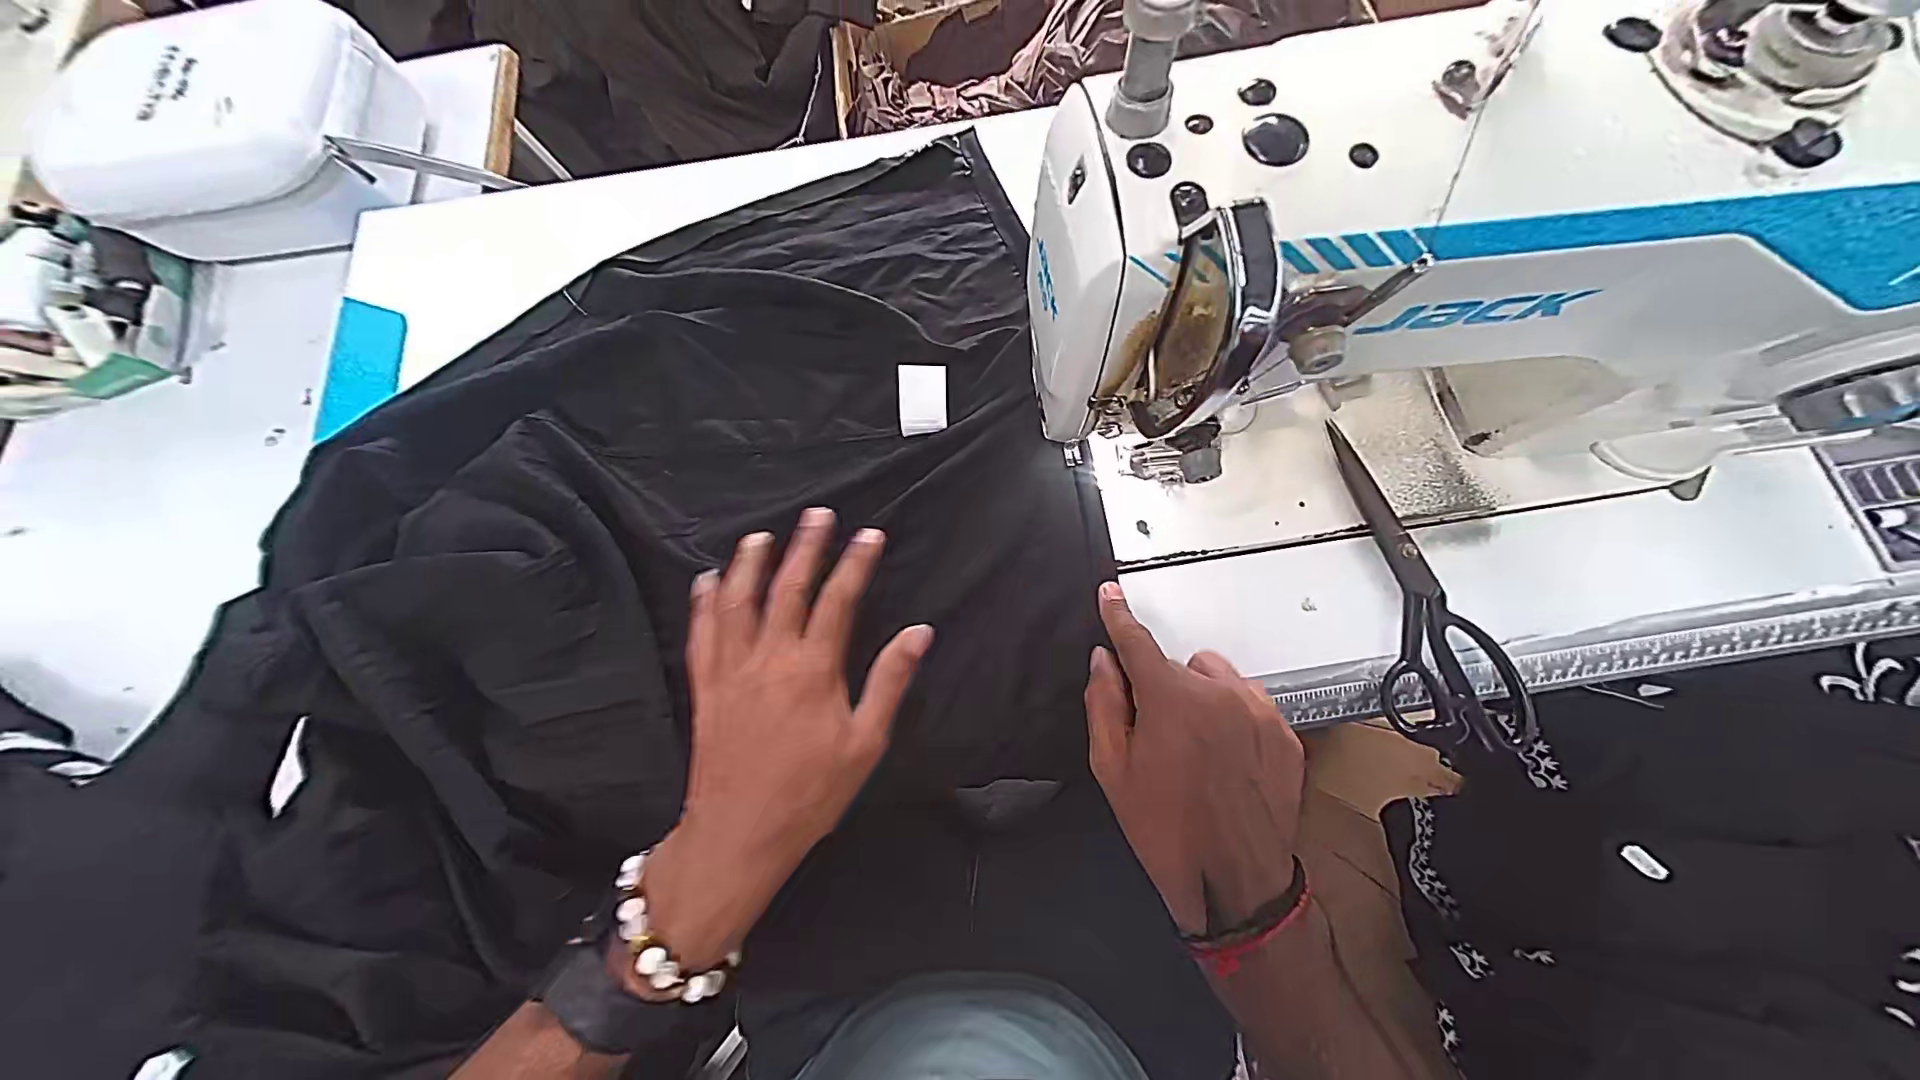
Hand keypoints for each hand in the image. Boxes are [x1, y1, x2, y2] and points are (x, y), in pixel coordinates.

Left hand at [625, 508, 932, 976]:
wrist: (738, 835)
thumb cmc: (810, 794)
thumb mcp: (865, 743)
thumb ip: (890, 682)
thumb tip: (919, 632)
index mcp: (813, 670)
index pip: (839, 601)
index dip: (856, 563)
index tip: (869, 535)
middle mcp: (769, 658)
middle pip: (787, 588)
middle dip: (805, 547)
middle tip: (817, 514)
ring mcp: (731, 671)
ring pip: (737, 602)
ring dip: (749, 564)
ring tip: (761, 536)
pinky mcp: (706, 689)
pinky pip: (701, 635)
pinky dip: (703, 604)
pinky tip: (705, 582)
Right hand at [1085, 581, 1304, 934]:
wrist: (1236, 881)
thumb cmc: (1171, 831)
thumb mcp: (1113, 769)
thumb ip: (1103, 703)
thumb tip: (1104, 664)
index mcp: (1171, 700)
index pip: (1136, 641)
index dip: (1118, 615)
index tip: (1111, 595)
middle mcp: (1218, 695)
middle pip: (1175, 666)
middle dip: (1159, 688)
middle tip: (1156, 736)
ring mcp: (1256, 712)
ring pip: (1213, 677)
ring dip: (1198, 697)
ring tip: (1194, 747)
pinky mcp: (1283, 731)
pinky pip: (1247, 700)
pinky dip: (1231, 715)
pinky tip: (1223, 757)